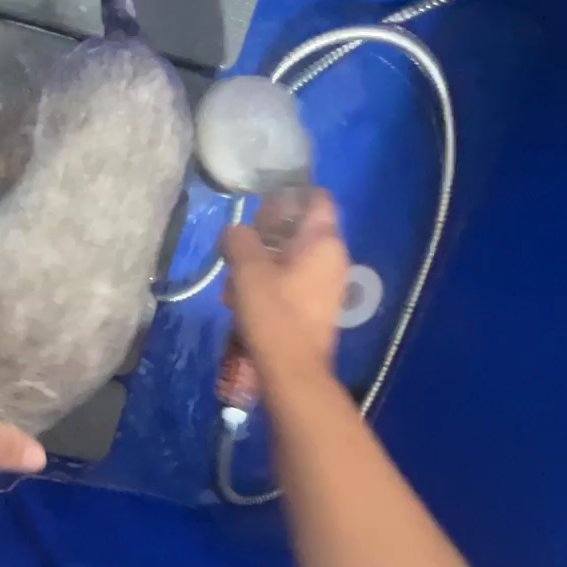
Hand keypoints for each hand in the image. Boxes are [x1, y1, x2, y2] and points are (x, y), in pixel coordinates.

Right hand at [222, 189, 349, 389]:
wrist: (292, 370)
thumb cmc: (272, 314)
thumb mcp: (247, 270)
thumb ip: (239, 241)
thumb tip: (235, 231)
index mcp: (323, 241)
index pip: (316, 198)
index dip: (288, 196)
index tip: (259, 207)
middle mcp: (334, 258)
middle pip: (301, 230)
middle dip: (267, 235)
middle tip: (237, 246)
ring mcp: (328, 285)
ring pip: (293, 259)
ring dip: (263, 263)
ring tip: (233, 279)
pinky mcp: (317, 308)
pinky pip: (293, 283)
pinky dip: (270, 284)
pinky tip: (243, 301)